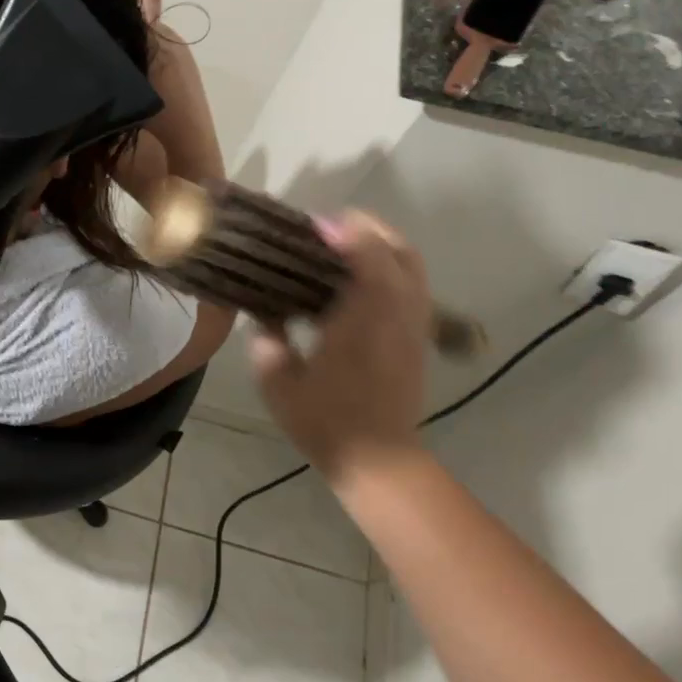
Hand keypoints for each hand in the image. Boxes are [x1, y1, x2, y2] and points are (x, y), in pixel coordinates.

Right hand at [250, 211, 431, 480]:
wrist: (376, 457)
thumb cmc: (323, 420)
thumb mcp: (278, 382)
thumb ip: (268, 342)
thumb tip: (265, 317)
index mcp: (363, 317)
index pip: (365, 255)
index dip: (343, 232)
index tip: (314, 224)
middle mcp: (397, 312)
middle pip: (399, 251)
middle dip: (370, 229)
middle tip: (333, 225)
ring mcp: (413, 325)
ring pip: (412, 268)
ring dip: (384, 247)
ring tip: (347, 246)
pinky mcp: (416, 339)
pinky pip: (412, 289)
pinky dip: (392, 270)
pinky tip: (362, 282)